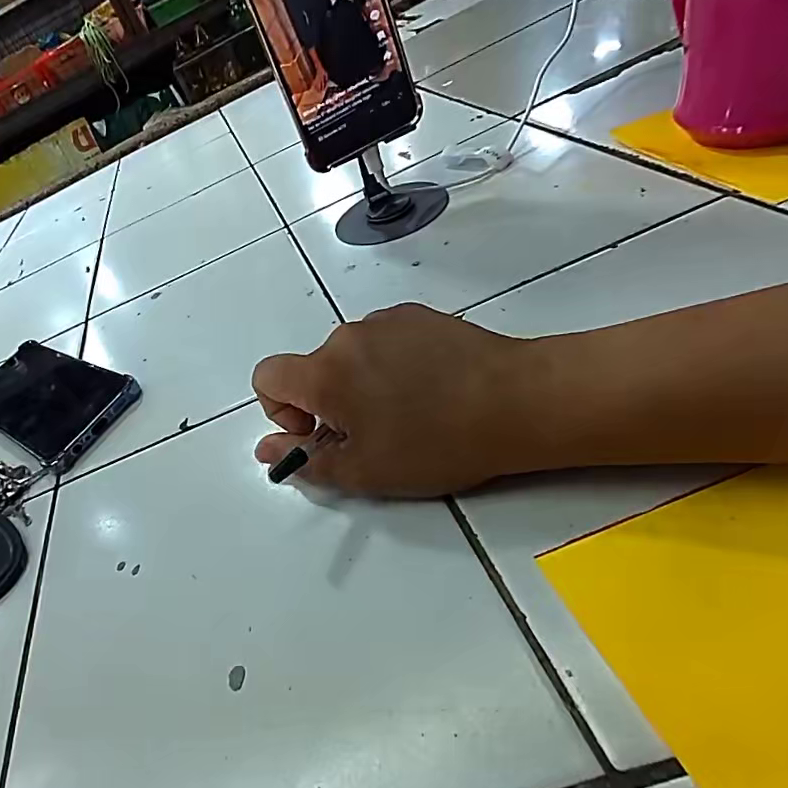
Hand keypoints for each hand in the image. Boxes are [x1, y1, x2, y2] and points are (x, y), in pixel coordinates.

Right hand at [251, 304, 544, 497]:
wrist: (522, 401)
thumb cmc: (438, 442)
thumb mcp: (364, 471)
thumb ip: (305, 460)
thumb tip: (267, 450)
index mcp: (324, 374)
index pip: (266, 378)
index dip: (280, 410)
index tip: (317, 431)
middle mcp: (346, 338)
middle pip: (310, 370)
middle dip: (325, 402)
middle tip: (369, 433)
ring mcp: (384, 323)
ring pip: (347, 357)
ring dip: (359, 384)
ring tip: (407, 412)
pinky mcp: (417, 316)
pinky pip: (381, 341)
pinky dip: (389, 364)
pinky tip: (427, 389)